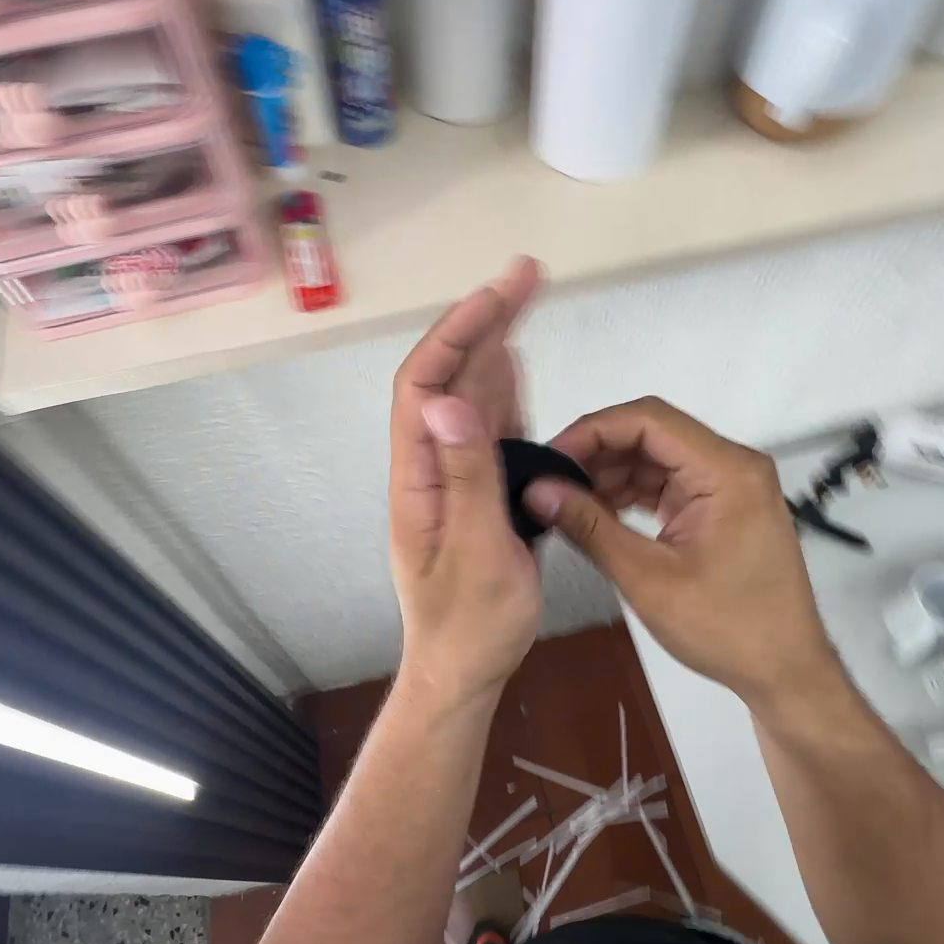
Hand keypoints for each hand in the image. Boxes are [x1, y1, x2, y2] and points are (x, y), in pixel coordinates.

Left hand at [388, 258, 544, 703]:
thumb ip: (466, 476)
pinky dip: (504, 389)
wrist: (464, 669)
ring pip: (469, 396)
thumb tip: (449, 399)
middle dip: (481, 321)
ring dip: (492, 344)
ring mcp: (453, 475)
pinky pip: (489, 428)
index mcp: (418, 475)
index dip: (457, 332)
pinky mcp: (478, 489)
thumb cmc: (469, 624)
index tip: (499, 293)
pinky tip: (516, 362)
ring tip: (523, 299)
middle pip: (448, 377)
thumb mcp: (476, 552)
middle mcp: (430, 463)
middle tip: (526, 275)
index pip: (424, 384)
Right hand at [523, 397, 837, 704]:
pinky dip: (628, 493)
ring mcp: (726, 484)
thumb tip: (535, 490)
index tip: (548, 459)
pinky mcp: (718, 505)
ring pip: (654, 456)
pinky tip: (594, 512)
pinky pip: (665, 482)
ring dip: (608, 473)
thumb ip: (590, 527)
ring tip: (563, 500)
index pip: (649, 420)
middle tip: (547, 481)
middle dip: (596, 452)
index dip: (592, 430)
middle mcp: (730, 464)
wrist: (785, 673)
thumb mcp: (648, 579)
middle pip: (651, 433)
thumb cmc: (725, 628)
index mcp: (726, 471)